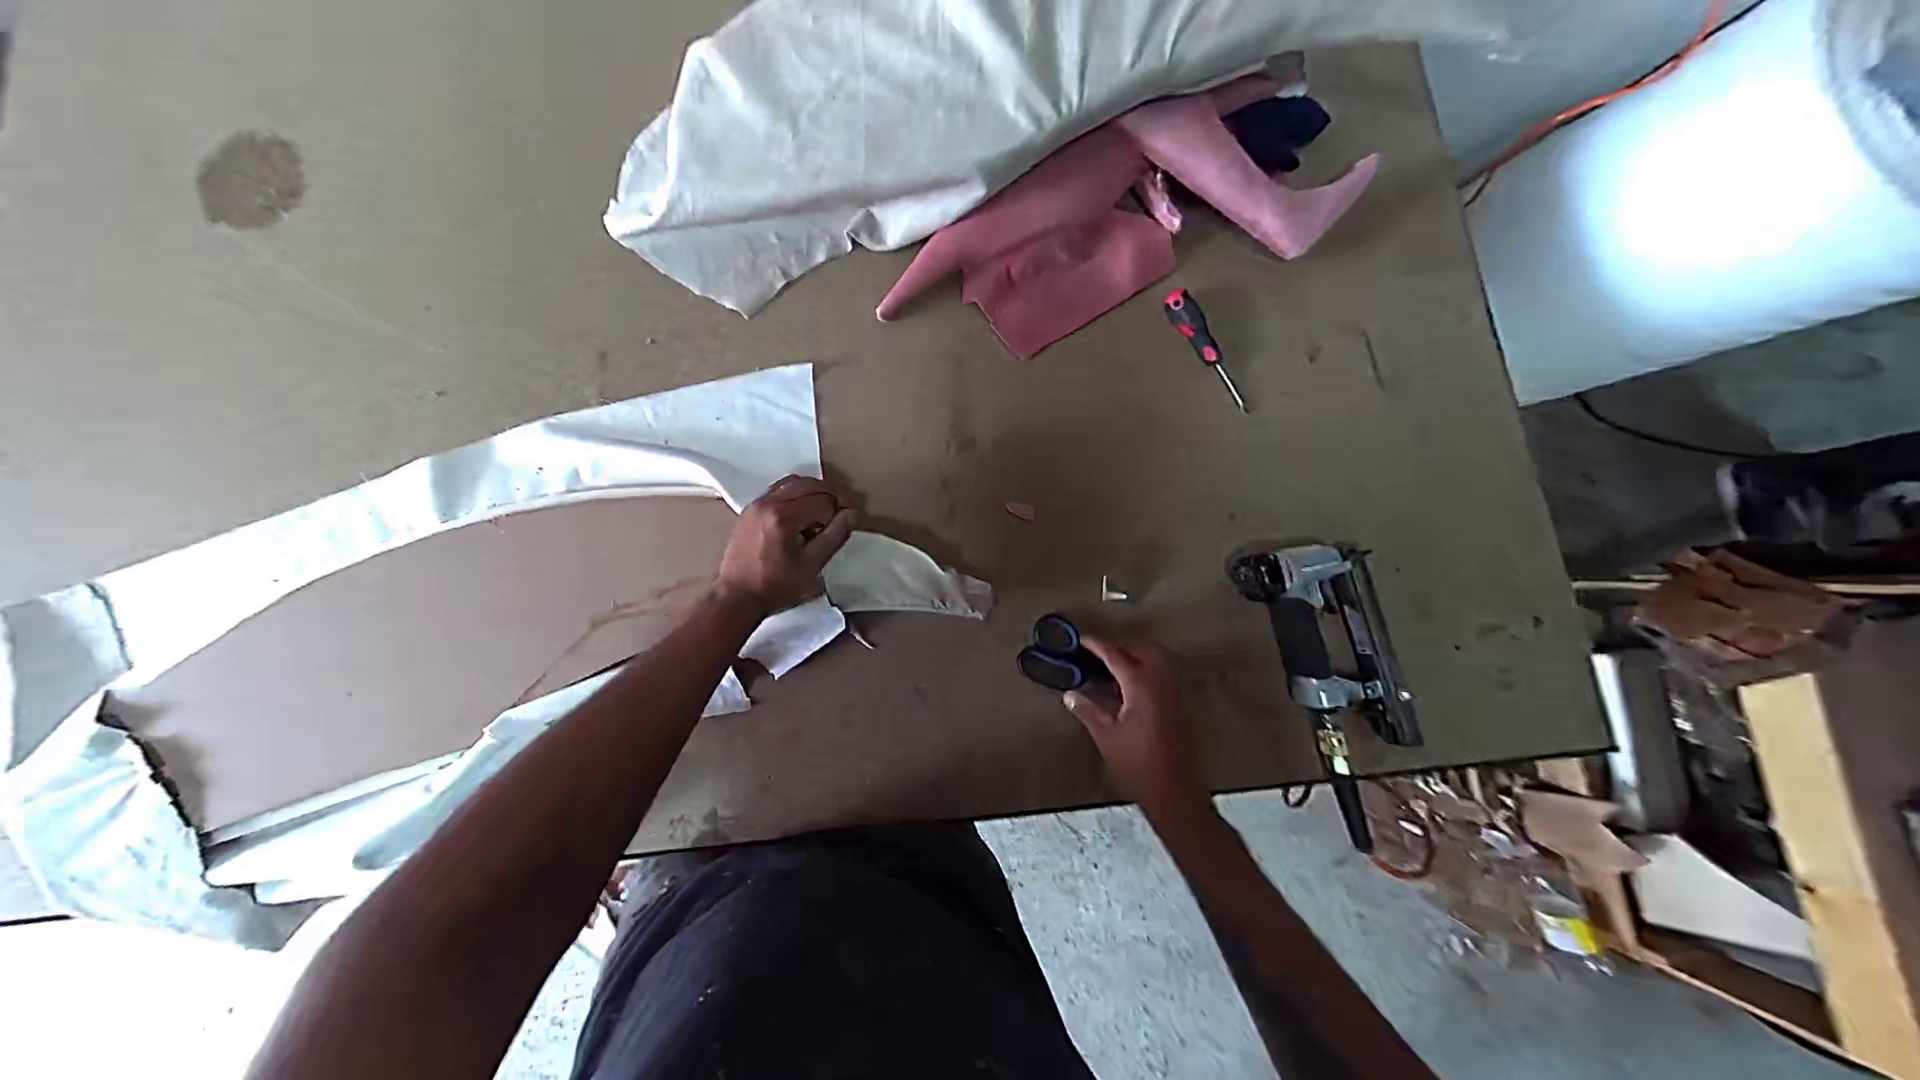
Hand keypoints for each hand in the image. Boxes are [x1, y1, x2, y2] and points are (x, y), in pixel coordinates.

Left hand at [715, 475, 857, 615]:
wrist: (737, 596)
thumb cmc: (776, 585)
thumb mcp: (812, 564)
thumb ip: (835, 536)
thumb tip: (852, 513)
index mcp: (783, 516)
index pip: (823, 500)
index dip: (840, 510)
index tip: (846, 524)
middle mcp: (768, 503)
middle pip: (809, 484)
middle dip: (829, 496)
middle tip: (840, 515)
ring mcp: (756, 504)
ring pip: (793, 483)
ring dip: (812, 493)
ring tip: (822, 515)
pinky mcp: (750, 510)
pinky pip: (778, 490)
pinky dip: (795, 495)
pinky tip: (801, 515)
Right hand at [1064, 637, 1207, 816]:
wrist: (1174, 792)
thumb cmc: (1139, 766)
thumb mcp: (1106, 736)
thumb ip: (1087, 709)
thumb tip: (1072, 694)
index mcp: (1141, 686)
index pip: (1115, 654)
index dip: (1095, 644)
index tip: (1080, 639)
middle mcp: (1162, 683)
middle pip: (1141, 648)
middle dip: (1118, 645)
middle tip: (1095, 654)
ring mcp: (1174, 693)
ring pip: (1157, 657)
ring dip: (1136, 654)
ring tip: (1112, 666)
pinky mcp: (1179, 705)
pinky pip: (1164, 672)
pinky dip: (1146, 668)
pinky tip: (1129, 686)